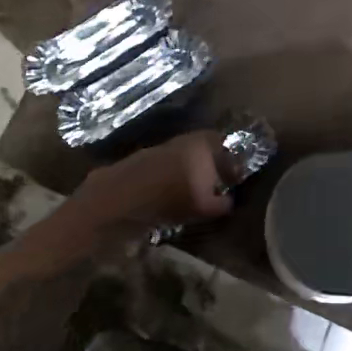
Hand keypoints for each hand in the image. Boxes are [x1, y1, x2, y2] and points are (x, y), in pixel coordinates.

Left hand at [74, 131, 232, 230]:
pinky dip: (171, 175)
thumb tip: (228, 200)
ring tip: (193, 191)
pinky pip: (164, 165)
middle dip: (211, 163)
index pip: (223, 142)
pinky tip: (169, 193)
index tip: (235, 176)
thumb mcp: (203, 208)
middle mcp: (179, 141)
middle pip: (201, 147)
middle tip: (217, 184)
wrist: (116, 202)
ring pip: (181, 155)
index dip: (231, 159)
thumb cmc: (167, 201)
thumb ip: (221, 203)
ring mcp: (156, 149)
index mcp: (199, 145)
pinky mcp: (138, 161)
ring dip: (189, 169)